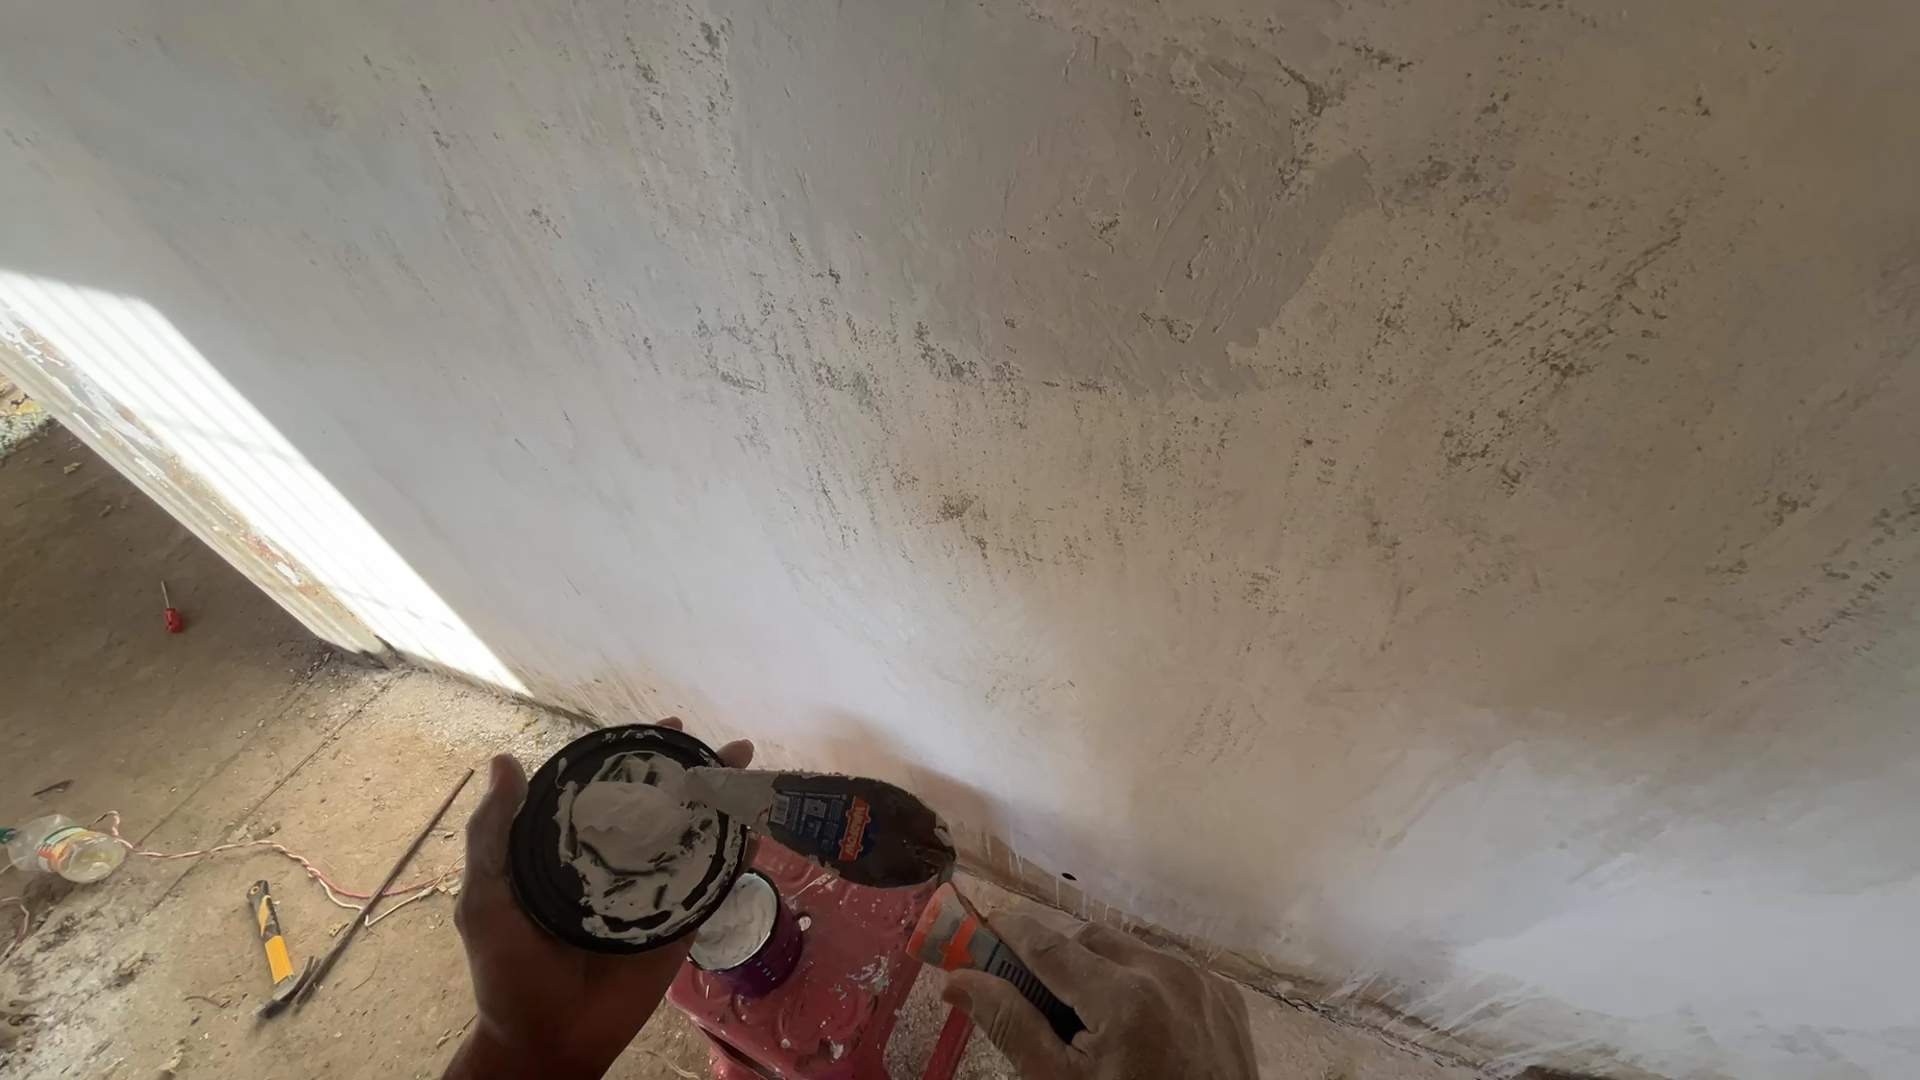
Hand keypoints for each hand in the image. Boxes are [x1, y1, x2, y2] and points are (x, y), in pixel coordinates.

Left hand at [444, 718, 752, 1079]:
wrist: (547, 1042)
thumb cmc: (509, 972)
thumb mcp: (487, 901)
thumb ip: (492, 836)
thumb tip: (503, 762)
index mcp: (582, 846)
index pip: (617, 786)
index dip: (644, 752)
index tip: (668, 725)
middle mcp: (625, 857)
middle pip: (669, 802)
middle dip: (701, 769)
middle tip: (730, 747)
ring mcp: (659, 887)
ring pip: (699, 833)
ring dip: (729, 800)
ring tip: (751, 772)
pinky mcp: (684, 919)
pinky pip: (717, 881)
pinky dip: (740, 853)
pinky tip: (758, 827)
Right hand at [943, 915, 1256, 1079]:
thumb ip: (1010, 1024)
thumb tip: (957, 978)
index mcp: (1123, 997)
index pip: (1048, 943)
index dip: (1012, 933)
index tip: (984, 932)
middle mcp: (1165, 972)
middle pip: (1089, 939)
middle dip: (1057, 957)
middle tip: (1036, 993)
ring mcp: (1201, 981)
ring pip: (1128, 948)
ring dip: (1100, 967)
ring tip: (1090, 1017)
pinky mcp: (1223, 995)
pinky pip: (1166, 967)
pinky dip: (1142, 981)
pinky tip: (1136, 1023)